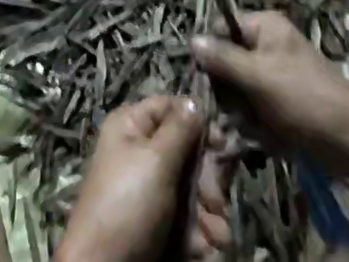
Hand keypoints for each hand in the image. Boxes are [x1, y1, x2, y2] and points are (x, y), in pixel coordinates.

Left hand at [57, 96, 204, 261]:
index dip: (198, 123)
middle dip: (207, 180)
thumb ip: (180, 129)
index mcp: (131, 125)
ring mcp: (147, 185)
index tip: (222, 145)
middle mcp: (139, 149)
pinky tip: (202, 247)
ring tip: (218, 237)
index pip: (171, 108)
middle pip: (186, 150)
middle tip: (217, 203)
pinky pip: (182, 214)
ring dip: (207, 212)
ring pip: (189, 185)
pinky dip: (196, 230)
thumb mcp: (156, 160)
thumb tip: (194, 102)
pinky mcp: (154, 217)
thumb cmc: (127, 204)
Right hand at [190, 11, 348, 176]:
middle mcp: (268, 43)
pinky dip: (256, 124)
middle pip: (226, 60)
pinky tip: (265, 135)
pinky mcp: (282, 100)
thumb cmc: (303, 98)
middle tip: (234, 109)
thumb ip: (222, 57)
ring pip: (238, 89)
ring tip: (254, 126)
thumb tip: (192, 39)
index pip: (220, 27)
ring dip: (241, 111)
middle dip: (227, 90)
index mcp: (264, 25)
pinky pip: (255, 108)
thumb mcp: (257, 76)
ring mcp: (276, 73)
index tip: (204, 79)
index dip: (210, 52)